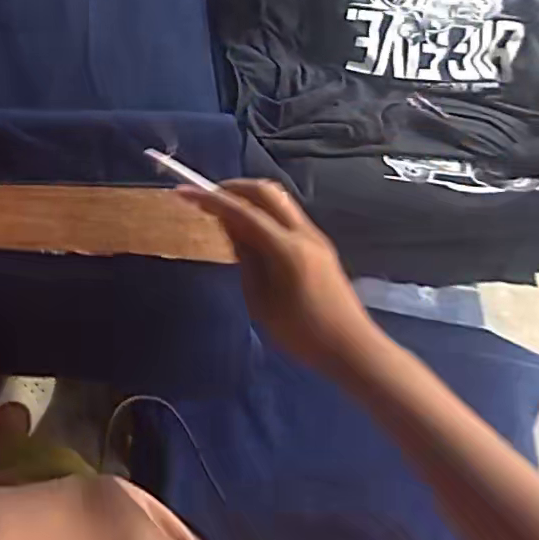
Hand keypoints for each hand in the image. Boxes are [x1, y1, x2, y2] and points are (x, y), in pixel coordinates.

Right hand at [176, 179, 384, 372]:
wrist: (355, 352)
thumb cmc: (302, 334)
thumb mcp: (260, 300)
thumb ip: (245, 258)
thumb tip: (233, 229)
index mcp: (286, 249)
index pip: (241, 212)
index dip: (209, 199)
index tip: (183, 192)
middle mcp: (302, 235)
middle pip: (264, 191)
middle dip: (232, 187)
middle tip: (207, 196)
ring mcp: (314, 238)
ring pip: (277, 200)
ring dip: (248, 197)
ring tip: (226, 213)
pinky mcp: (319, 246)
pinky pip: (284, 215)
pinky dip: (262, 211)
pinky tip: (249, 230)